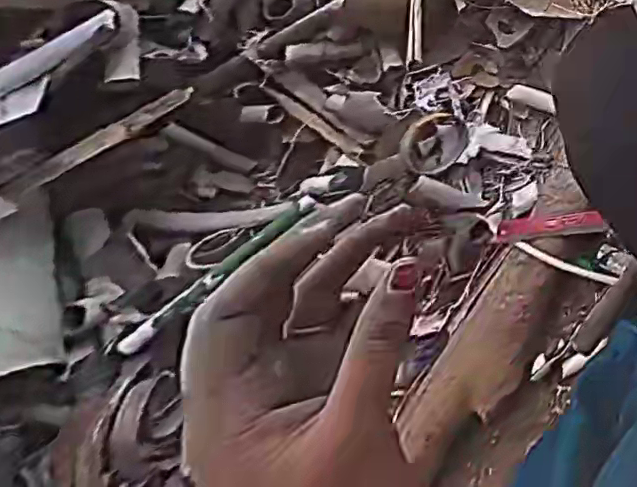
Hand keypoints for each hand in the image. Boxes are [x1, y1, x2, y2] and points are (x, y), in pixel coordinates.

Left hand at [182, 196, 426, 486]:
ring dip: (361, 258)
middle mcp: (255, 382)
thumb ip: (377, 345)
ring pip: (318, 298)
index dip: (274, 261)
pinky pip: (352, 317)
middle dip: (325, 246)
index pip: (227, 314)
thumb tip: (406, 271)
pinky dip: (380, 287)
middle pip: (276, 296)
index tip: (332, 225)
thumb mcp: (353, 428)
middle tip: (374, 208)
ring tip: (405, 224)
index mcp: (227, 406)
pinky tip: (409, 269)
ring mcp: (298, 375)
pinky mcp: (335, 374)